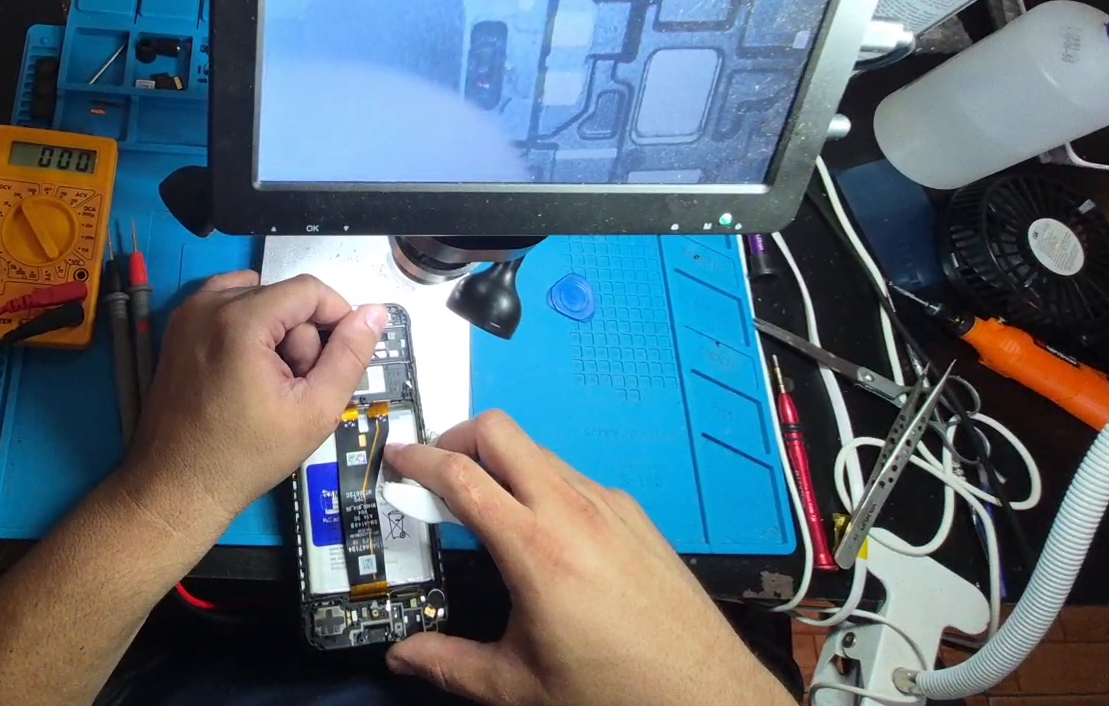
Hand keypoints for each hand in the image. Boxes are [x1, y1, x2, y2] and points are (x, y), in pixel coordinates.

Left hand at [122, 271, 386, 526]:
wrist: (177, 487)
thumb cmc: (246, 456)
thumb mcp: (314, 411)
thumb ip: (349, 356)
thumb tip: (373, 313)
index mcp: (240, 319)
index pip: (309, 289)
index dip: (336, 318)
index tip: (338, 358)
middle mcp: (209, 303)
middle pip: (283, 296)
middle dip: (301, 335)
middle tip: (294, 387)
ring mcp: (188, 312)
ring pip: (259, 298)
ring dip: (275, 331)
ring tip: (270, 381)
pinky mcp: (178, 326)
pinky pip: (229, 305)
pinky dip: (248, 328)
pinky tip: (248, 370)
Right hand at [384, 412, 792, 705]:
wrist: (713, 704)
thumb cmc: (612, 696)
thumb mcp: (520, 688)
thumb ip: (450, 664)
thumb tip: (400, 656)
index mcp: (534, 548)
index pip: (460, 475)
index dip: (418, 458)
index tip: (395, 457)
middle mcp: (569, 508)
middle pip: (498, 429)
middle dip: (457, 436)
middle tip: (438, 472)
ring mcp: (606, 503)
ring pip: (535, 448)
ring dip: (500, 459)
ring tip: (488, 504)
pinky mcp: (633, 512)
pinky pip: (571, 475)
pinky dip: (540, 482)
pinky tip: (545, 530)